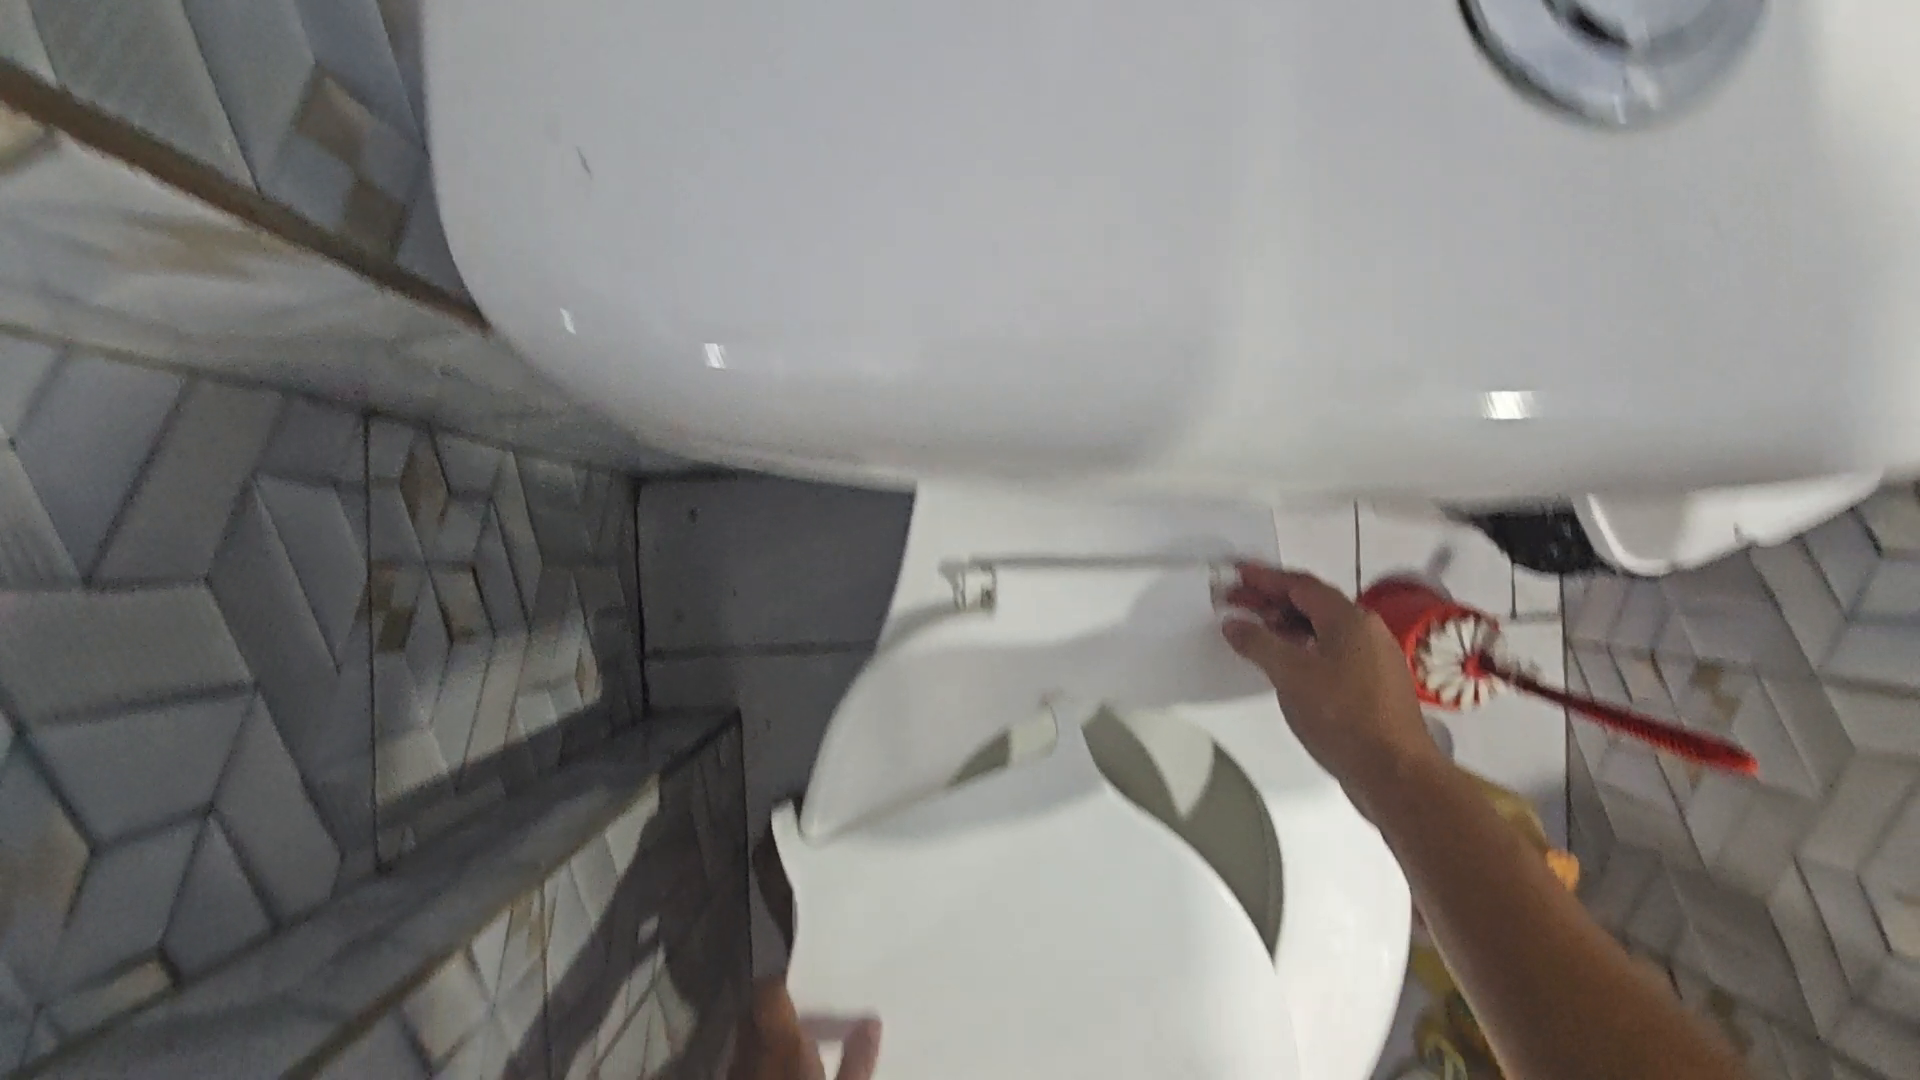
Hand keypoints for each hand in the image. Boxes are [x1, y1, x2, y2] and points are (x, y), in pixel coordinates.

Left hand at [732, 978, 880, 1079]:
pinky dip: (757, 1061)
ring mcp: (736, 1077)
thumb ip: (857, 1063)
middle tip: (806, 1013)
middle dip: (773, 1008)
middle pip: (751, 1015)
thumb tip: (871, 1022)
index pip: (767, 995)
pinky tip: (781, 1075)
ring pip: (744, 1041)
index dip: (780, 983)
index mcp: (780, 1048)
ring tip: (797, 1044)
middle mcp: (750, 1057)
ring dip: (764, 1035)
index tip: (805, 985)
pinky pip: (741, 1066)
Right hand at [1220, 563, 1441, 816]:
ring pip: (1322, 629)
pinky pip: (1331, 651)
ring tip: (1253, 632)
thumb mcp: (1290, 675)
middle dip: (1271, 601)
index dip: (1265, 578)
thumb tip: (1234, 623)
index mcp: (1349, 619)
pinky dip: (1302, 647)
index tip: (1235, 574)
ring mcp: (1373, 658)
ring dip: (1285, 625)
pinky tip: (1284, 663)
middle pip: (1312, 604)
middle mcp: (1366, 630)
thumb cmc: (1341, 716)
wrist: (1395, 773)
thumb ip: (1258, 643)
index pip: (1300, 585)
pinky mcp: (1373, 684)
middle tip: (1234, 603)